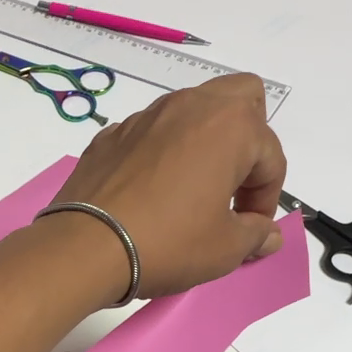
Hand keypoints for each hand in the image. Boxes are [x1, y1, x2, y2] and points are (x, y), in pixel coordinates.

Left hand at [42, 73, 287, 300]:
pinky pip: (145, 137)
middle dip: (247, 140)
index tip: (250, 230)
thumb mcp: (222, 250)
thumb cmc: (164, 245)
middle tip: (231, 187)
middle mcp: (188, 107)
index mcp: (230, 125)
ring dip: (199, 144)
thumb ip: (253, 236)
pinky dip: (155, 156)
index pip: (270, 157)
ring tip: (187, 192)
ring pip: (187, 114)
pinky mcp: (106, 139)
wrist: (82, 250)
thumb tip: (268, 236)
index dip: (266, 198)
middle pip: (239, 101)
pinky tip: (145, 194)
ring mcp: (142, 119)